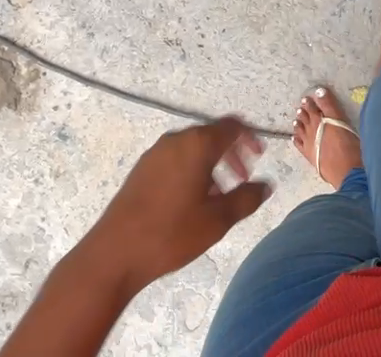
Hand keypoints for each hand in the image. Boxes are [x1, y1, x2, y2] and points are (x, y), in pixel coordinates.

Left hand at [77, 118, 270, 294]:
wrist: (114, 254)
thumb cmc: (171, 233)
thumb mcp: (218, 220)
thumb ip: (246, 198)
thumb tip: (266, 185)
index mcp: (196, 144)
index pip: (231, 126)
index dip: (249, 137)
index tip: (259, 157)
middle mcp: (176, 140)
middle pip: (211, 136)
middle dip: (231, 154)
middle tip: (242, 180)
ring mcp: (155, 153)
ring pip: (192, 149)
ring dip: (211, 165)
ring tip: (218, 196)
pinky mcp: (141, 169)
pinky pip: (176, 159)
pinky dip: (192, 170)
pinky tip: (192, 201)